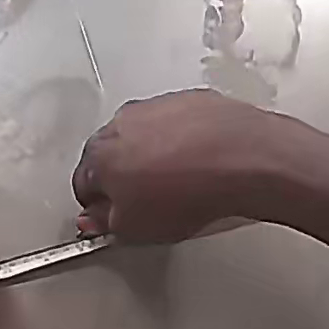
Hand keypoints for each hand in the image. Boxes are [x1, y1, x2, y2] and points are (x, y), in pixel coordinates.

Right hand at [70, 89, 322, 241]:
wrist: (244, 158)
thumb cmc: (191, 190)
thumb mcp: (136, 228)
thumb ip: (106, 223)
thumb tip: (97, 219)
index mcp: (99, 153)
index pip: (83, 183)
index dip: (98, 206)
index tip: (114, 217)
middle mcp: (123, 122)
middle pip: (111, 155)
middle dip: (124, 179)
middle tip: (147, 204)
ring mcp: (157, 106)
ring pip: (144, 137)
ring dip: (153, 158)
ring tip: (180, 186)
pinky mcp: (190, 100)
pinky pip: (178, 125)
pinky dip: (183, 142)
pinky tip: (201, 166)